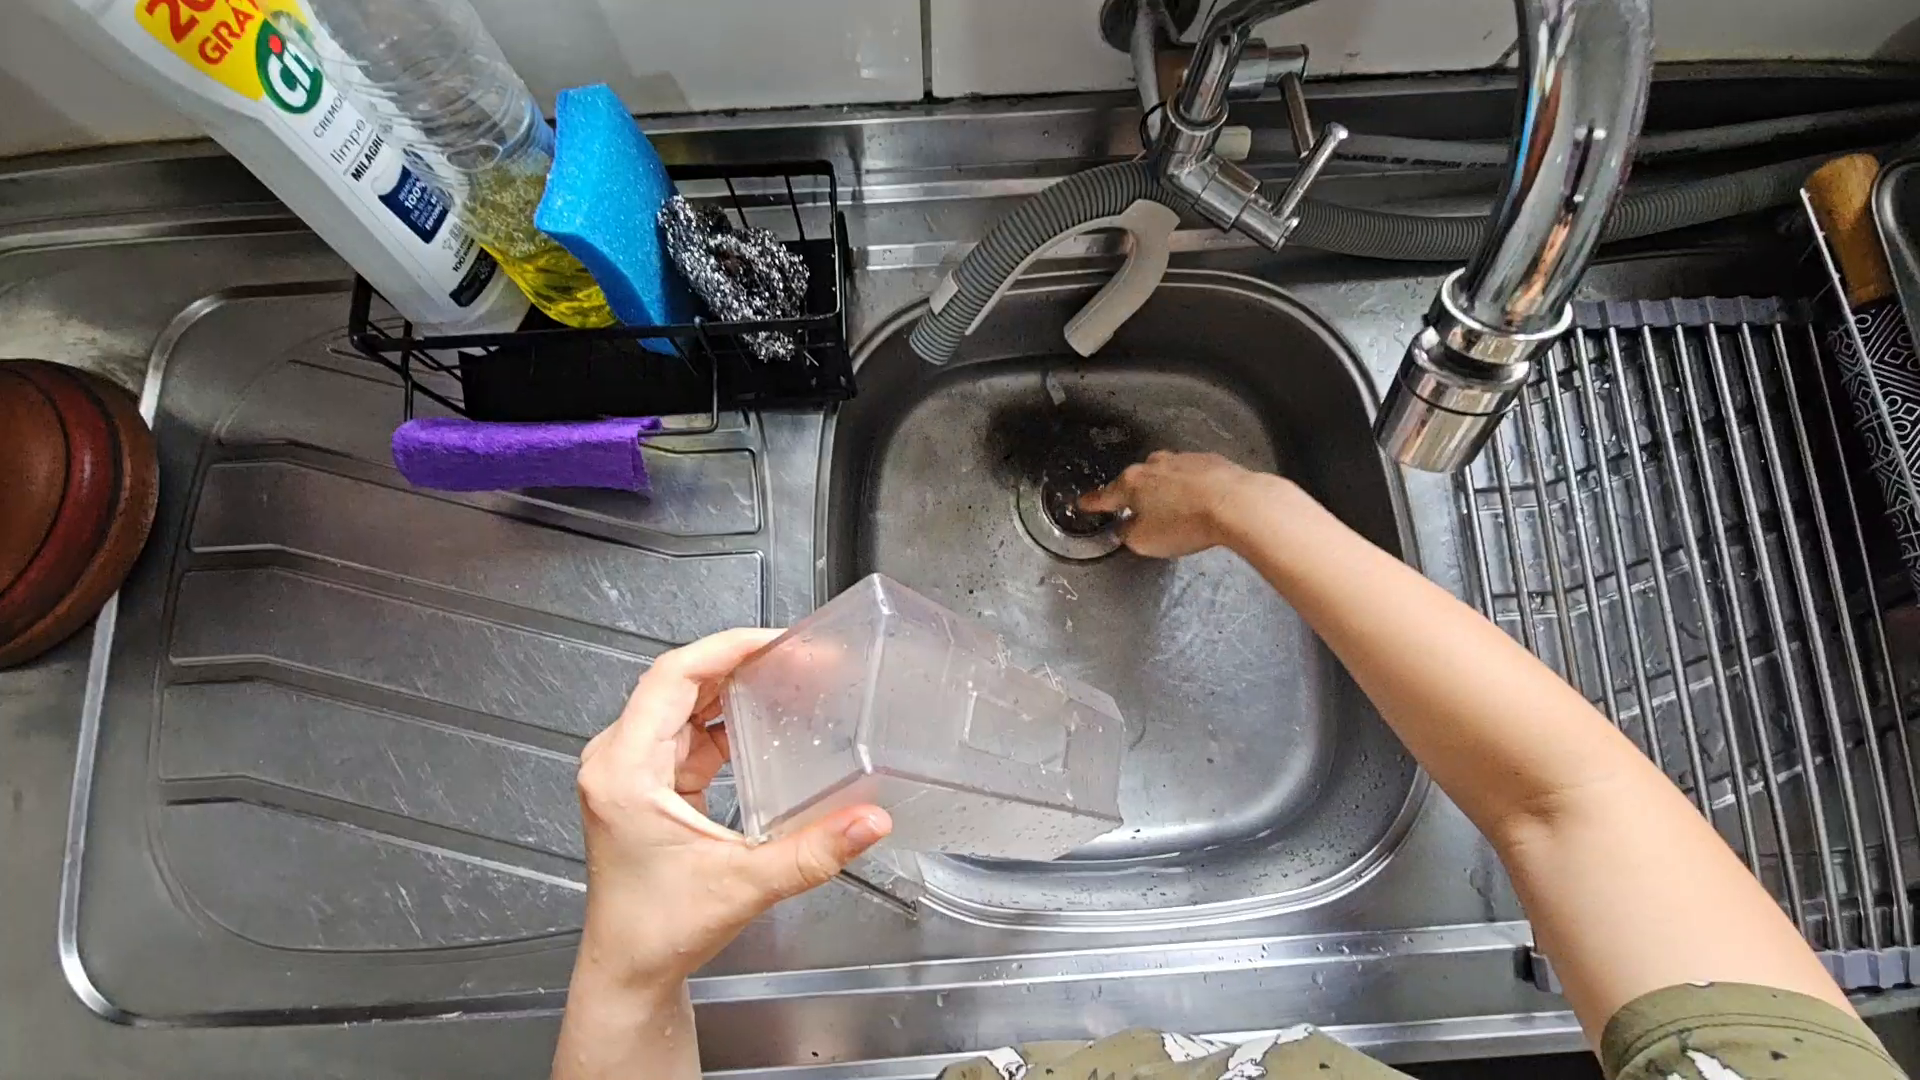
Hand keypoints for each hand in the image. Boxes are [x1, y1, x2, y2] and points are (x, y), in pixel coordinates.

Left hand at [573, 628, 891, 986]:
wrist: (629, 972)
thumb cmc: (657, 932)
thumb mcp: (743, 884)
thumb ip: (813, 851)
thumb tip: (869, 820)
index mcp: (625, 771)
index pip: (673, 676)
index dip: (725, 648)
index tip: (771, 641)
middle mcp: (619, 760)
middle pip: (679, 680)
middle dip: (738, 661)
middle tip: (792, 655)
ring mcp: (631, 768)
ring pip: (683, 700)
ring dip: (732, 685)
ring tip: (782, 676)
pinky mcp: (648, 780)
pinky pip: (688, 728)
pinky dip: (725, 716)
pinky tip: (760, 718)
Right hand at [1078, 450, 1265, 557]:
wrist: (1237, 504)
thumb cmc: (1186, 523)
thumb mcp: (1144, 541)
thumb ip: (1128, 534)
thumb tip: (1126, 528)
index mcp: (1131, 483)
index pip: (1105, 496)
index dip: (1092, 503)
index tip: (1083, 503)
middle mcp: (1154, 465)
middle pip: (1137, 483)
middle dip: (1137, 497)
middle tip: (1142, 516)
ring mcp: (1183, 460)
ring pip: (1166, 477)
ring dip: (1167, 492)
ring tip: (1179, 514)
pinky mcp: (1211, 461)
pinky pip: (1193, 476)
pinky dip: (1192, 489)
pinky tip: (1202, 504)